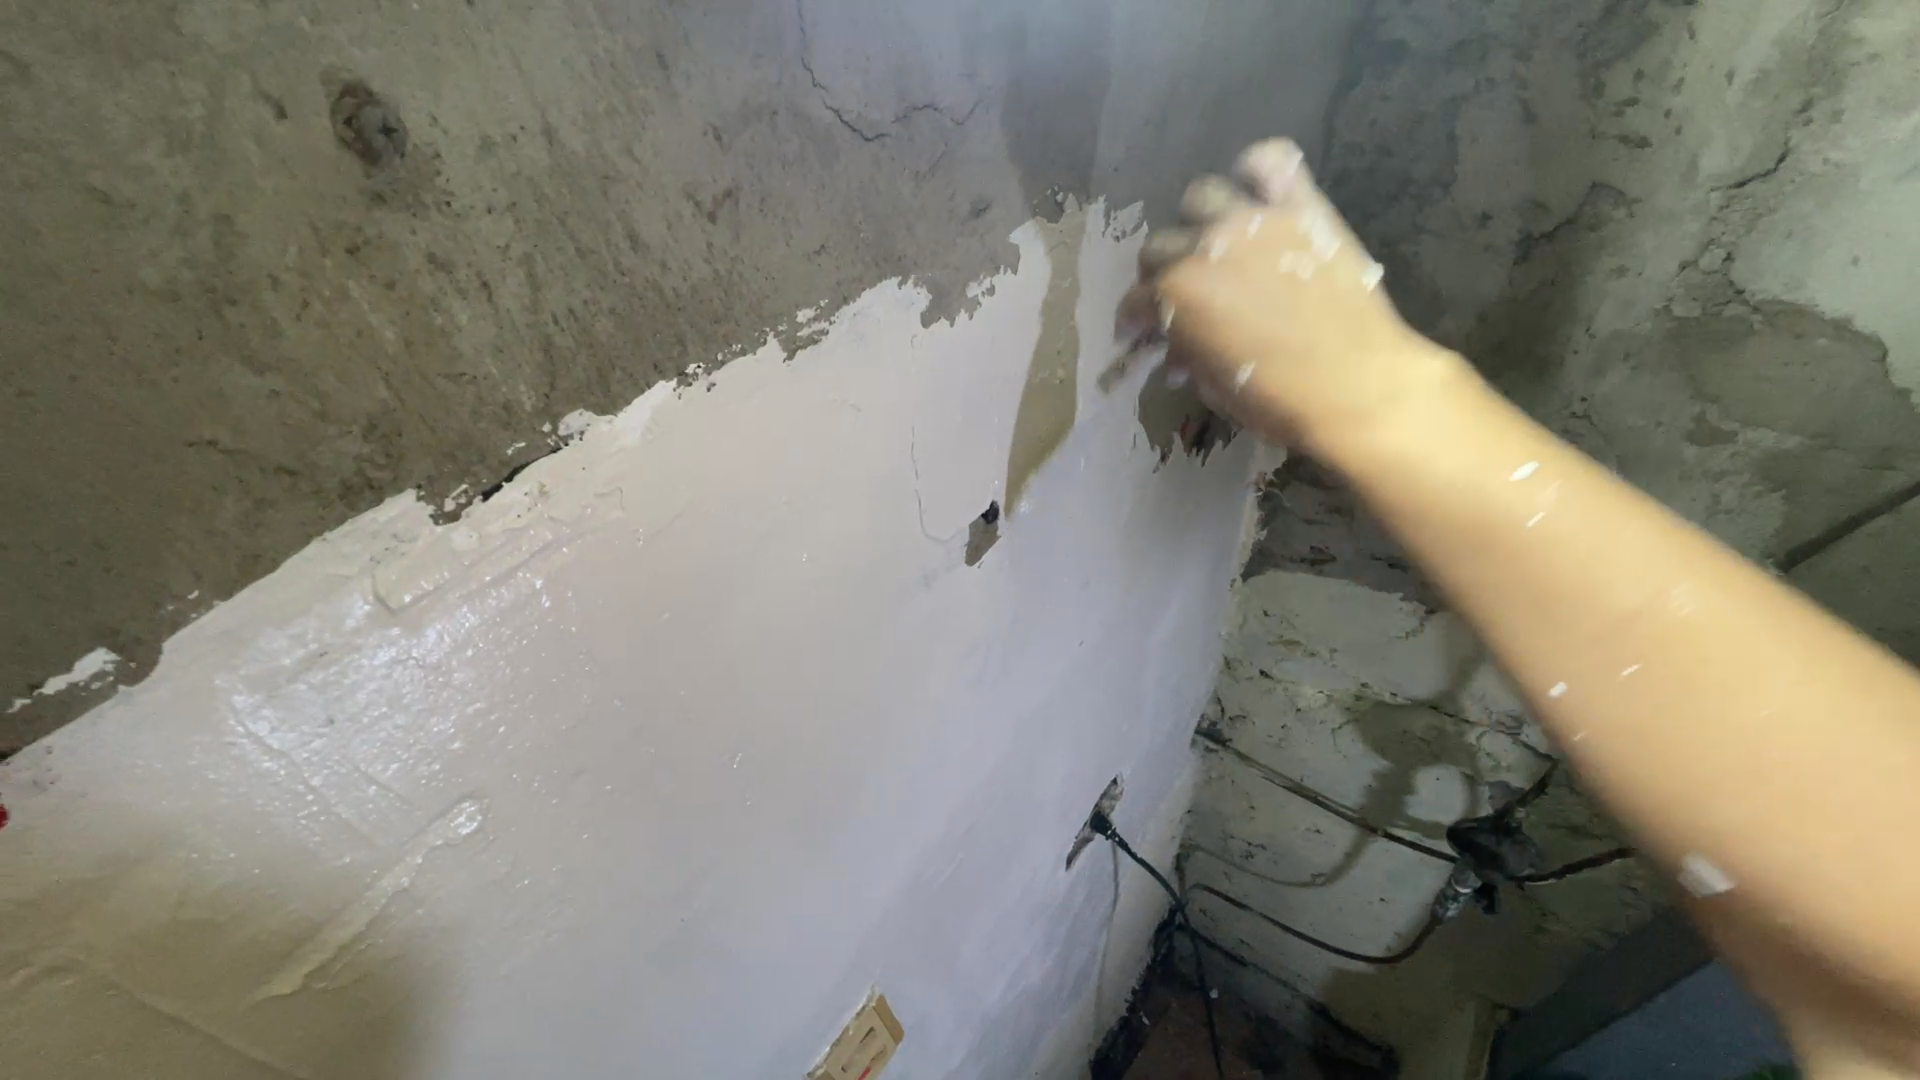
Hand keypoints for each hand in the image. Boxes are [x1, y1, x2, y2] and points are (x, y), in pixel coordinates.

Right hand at [1119, 139, 1473, 453]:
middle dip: (1155, 276)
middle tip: (1172, 298)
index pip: (1136, 301)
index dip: (1131, 321)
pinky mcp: (1302, 210)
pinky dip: (1256, 168)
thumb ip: (1186, 353)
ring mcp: (1254, 222)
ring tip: (1208, 244)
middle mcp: (1205, 247)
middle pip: (1158, 246)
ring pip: (1201, 196)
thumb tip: (1178, 351)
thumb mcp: (1211, 385)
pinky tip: (1252, 190)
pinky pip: (1273, 162)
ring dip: (1195, 222)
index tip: (1135, 334)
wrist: (1354, 385)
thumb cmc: (1275, 399)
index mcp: (1176, 295)